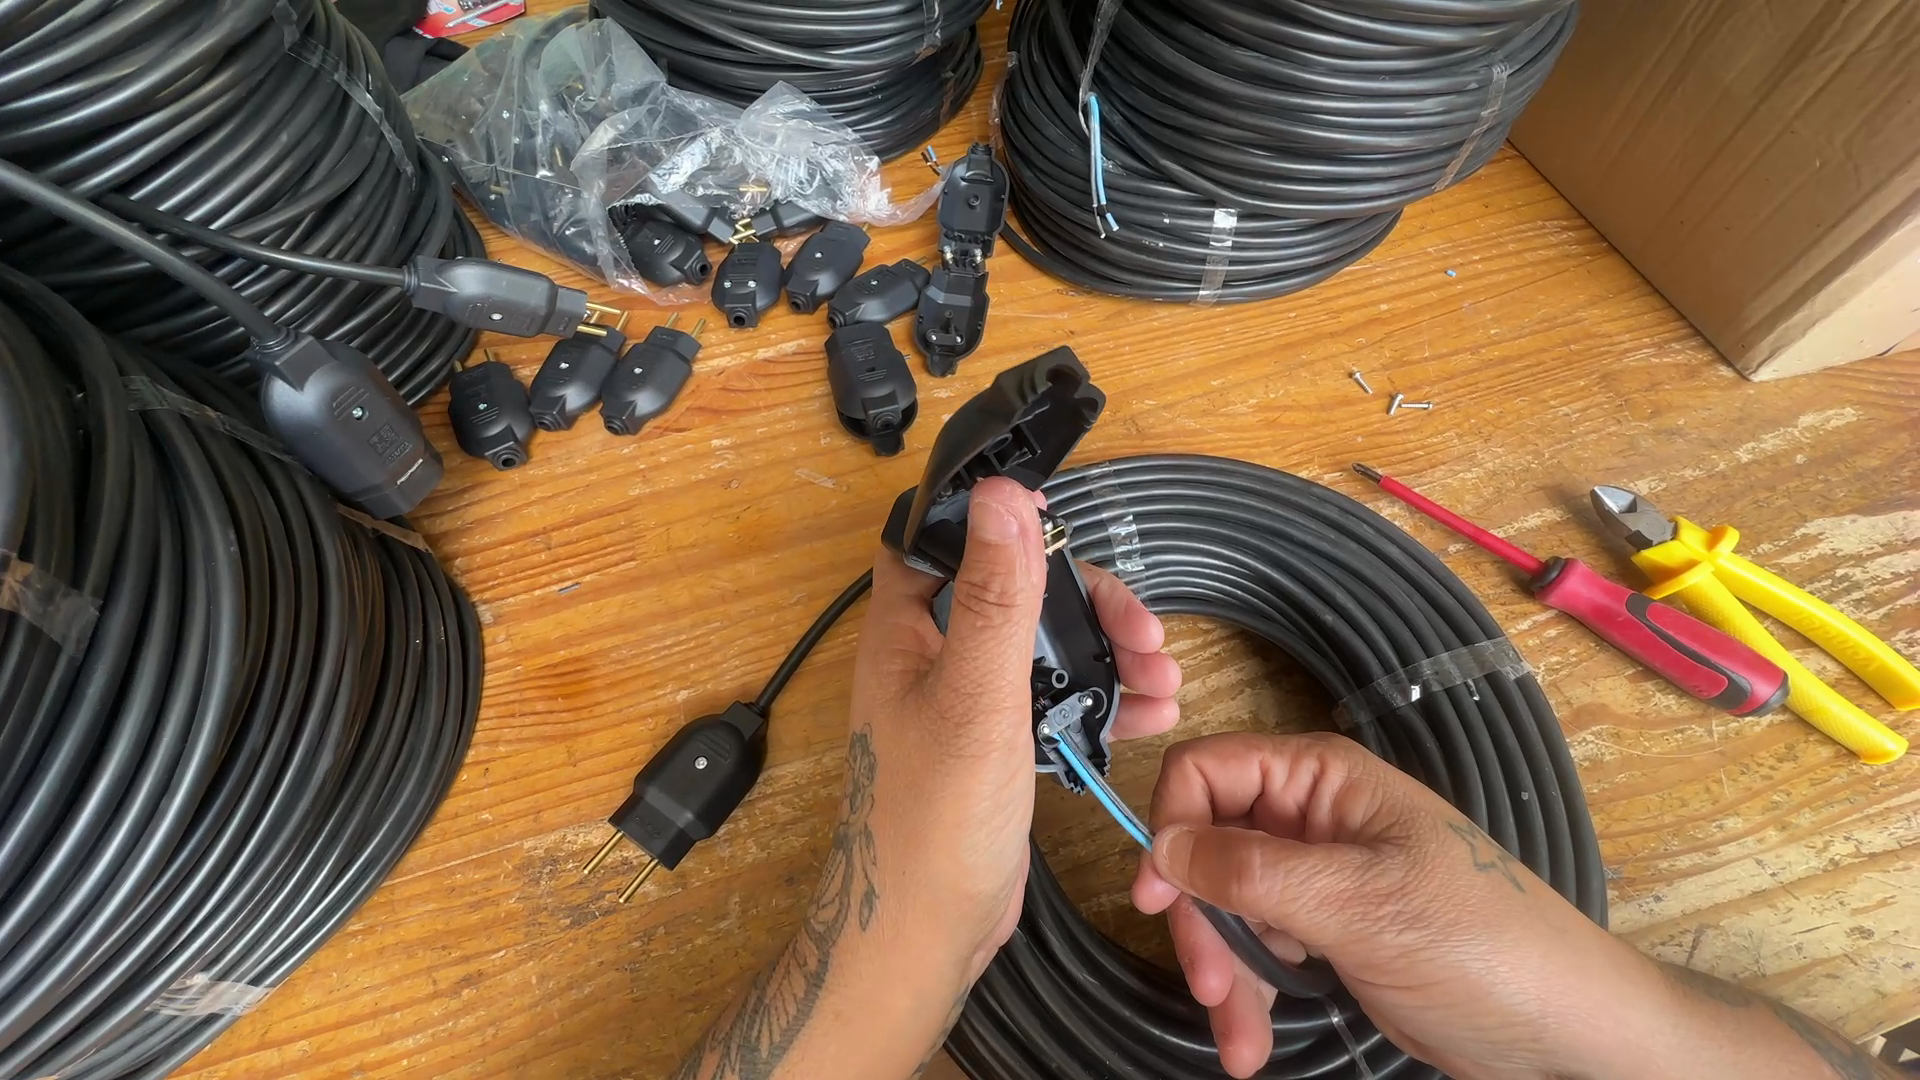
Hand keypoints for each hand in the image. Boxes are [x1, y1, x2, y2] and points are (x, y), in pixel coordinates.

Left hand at [850, 477, 1180, 983]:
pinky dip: (1099, 695)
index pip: (945, 540)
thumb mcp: (976, 696)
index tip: (1060, 521)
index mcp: (906, 628)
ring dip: (1105, 649)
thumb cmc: (938, 815)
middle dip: (1085, 602)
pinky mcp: (998, 736)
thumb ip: (996, 596)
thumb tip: (1003, 494)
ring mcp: (969, 696)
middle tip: (1147, 629)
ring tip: (1165, 675)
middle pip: (1015, 590)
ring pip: (1044, 643)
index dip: (996, 519)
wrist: (929, 932)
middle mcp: (933, 652)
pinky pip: (1053, 694)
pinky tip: (1151, 711)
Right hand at [1131, 732, 1655, 1079]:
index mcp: (1314, 777)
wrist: (1575, 1041)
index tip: (1156, 894)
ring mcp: (1310, 871)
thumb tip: (1160, 847)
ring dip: (1223, 967)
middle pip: (1207, 843)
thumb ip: (1250, 870)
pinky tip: (1252, 1042)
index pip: (1205, 771)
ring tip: (1238, 1037)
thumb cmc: (1477, 947)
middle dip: (1202, 917)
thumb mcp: (1359, 905)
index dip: (1170, 822)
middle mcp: (1303, 812)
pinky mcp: (1319, 924)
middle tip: (1208, 985)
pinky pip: (1256, 942)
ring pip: (1224, 900)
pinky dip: (1248, 990)